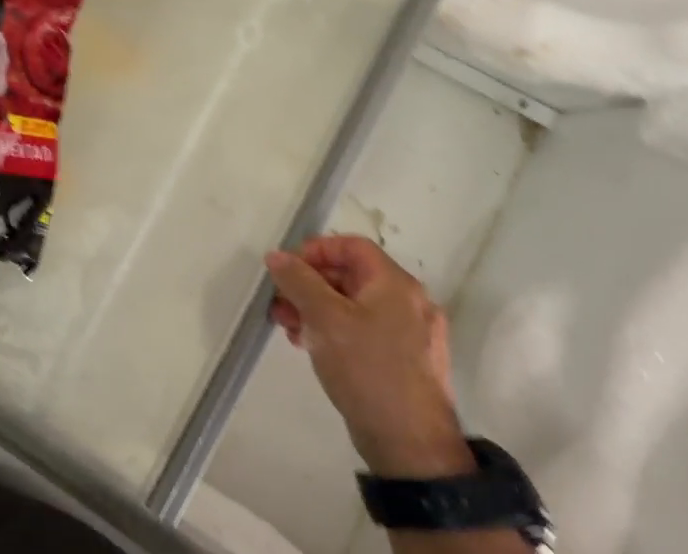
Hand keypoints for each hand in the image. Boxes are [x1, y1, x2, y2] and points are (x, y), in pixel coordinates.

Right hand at [266, 236, 474, 478]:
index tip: (285, 270)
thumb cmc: (367, 368)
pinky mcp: (402, 358)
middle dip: (308, 284)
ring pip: (352, 303)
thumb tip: (277, 255)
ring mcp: (408, 332)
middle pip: (349, 274)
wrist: (409, 440)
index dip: (314, 250)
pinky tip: (311, 346)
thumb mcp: (324, 318)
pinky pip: (362, 329)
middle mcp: (408, 302)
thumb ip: (298, 280)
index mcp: (396, 285)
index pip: (351, 246)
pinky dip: (333, 329)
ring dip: (315, 308)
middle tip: (279, 304)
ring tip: (289, 328)